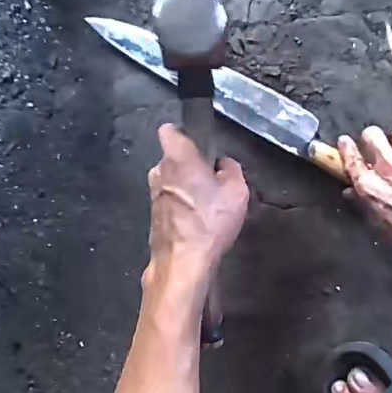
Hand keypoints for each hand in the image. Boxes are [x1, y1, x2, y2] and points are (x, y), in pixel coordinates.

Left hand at [146, 124, 247, 281]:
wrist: (183, 262)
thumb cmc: (209, 221)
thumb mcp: (237, 191)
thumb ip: (231, 170)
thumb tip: (223, 165)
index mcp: (177, 157)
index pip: (170, 130)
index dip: (185, 133)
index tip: (201, 145)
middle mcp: (159, 172)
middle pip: (175, 159)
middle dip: (192, 166)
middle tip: (215, 180)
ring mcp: (153, 195)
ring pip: (173, 182)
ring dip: (188, 188)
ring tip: (211, 205)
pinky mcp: (154, 216)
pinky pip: (172, 202)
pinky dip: (184, 207)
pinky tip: (201, 222)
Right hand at [337, 125, 391, 260]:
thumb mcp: (379, 223)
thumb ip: (364, 201)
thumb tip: (353, 191)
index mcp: (370, 185)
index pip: (351, 157)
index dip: (347, 148)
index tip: (346, 143)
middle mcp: (388, 167)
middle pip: (372, 134)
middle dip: (372, 139)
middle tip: (378, 148)